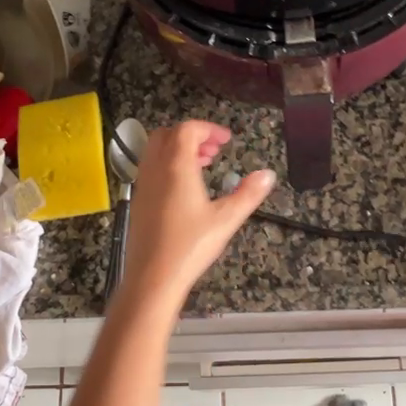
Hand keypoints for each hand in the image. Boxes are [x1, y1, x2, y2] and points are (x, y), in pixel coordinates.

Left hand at [121, 121, 274, 302]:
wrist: (152, 277)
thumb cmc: (190, 246)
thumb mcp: (226, 219)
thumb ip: (248, 194)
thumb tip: (268, 174)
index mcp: (176, 166)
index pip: (187, 130)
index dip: (208, 128)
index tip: (227, 140)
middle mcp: (155, 169)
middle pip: (168, 134)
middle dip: (192, 135)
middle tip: (214, 149)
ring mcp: (143, 185)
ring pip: (156, 151)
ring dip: (179, 149)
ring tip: (203, 165)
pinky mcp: (138, 201)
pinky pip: (151, 169)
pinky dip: (168, 165)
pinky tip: (185, 188)